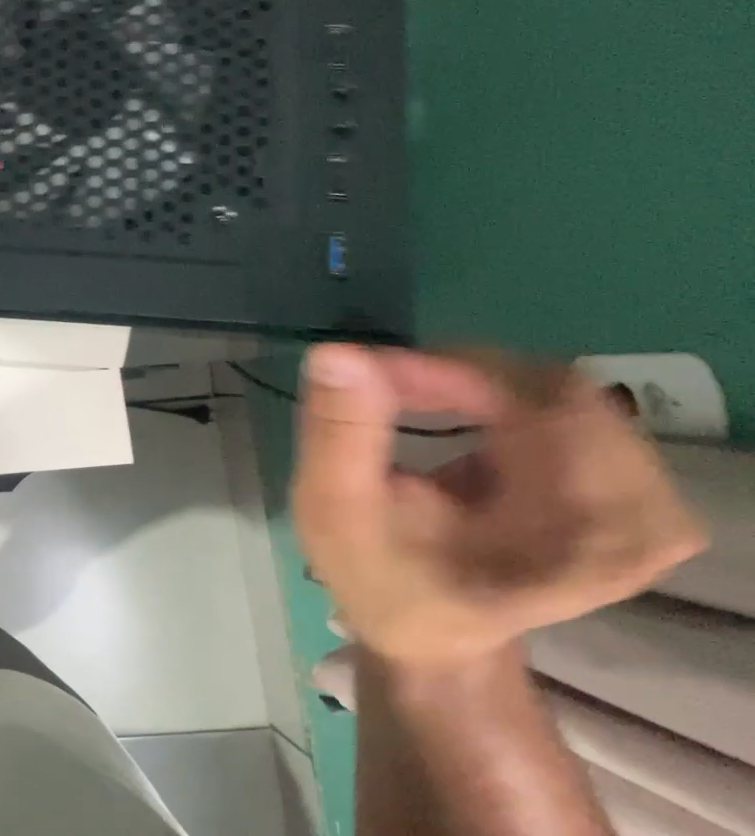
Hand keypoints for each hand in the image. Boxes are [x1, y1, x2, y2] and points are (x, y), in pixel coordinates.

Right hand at [293, 345, 705, 669]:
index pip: (541, 406)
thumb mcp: (336, 514)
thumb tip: (336, 352)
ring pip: (561, 391)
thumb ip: (340, 434)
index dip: (453, 372)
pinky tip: (453, 414)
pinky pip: (569, 407)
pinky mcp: (634, 489)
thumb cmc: (380, 579)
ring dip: (476, 382)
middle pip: (557, 391)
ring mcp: (647, 504)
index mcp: (584, 539)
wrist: (434, 632)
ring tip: (410, 398)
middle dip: (461, 373)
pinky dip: (501, 396)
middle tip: (384, 382)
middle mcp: (644, 519)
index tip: (372, 369)